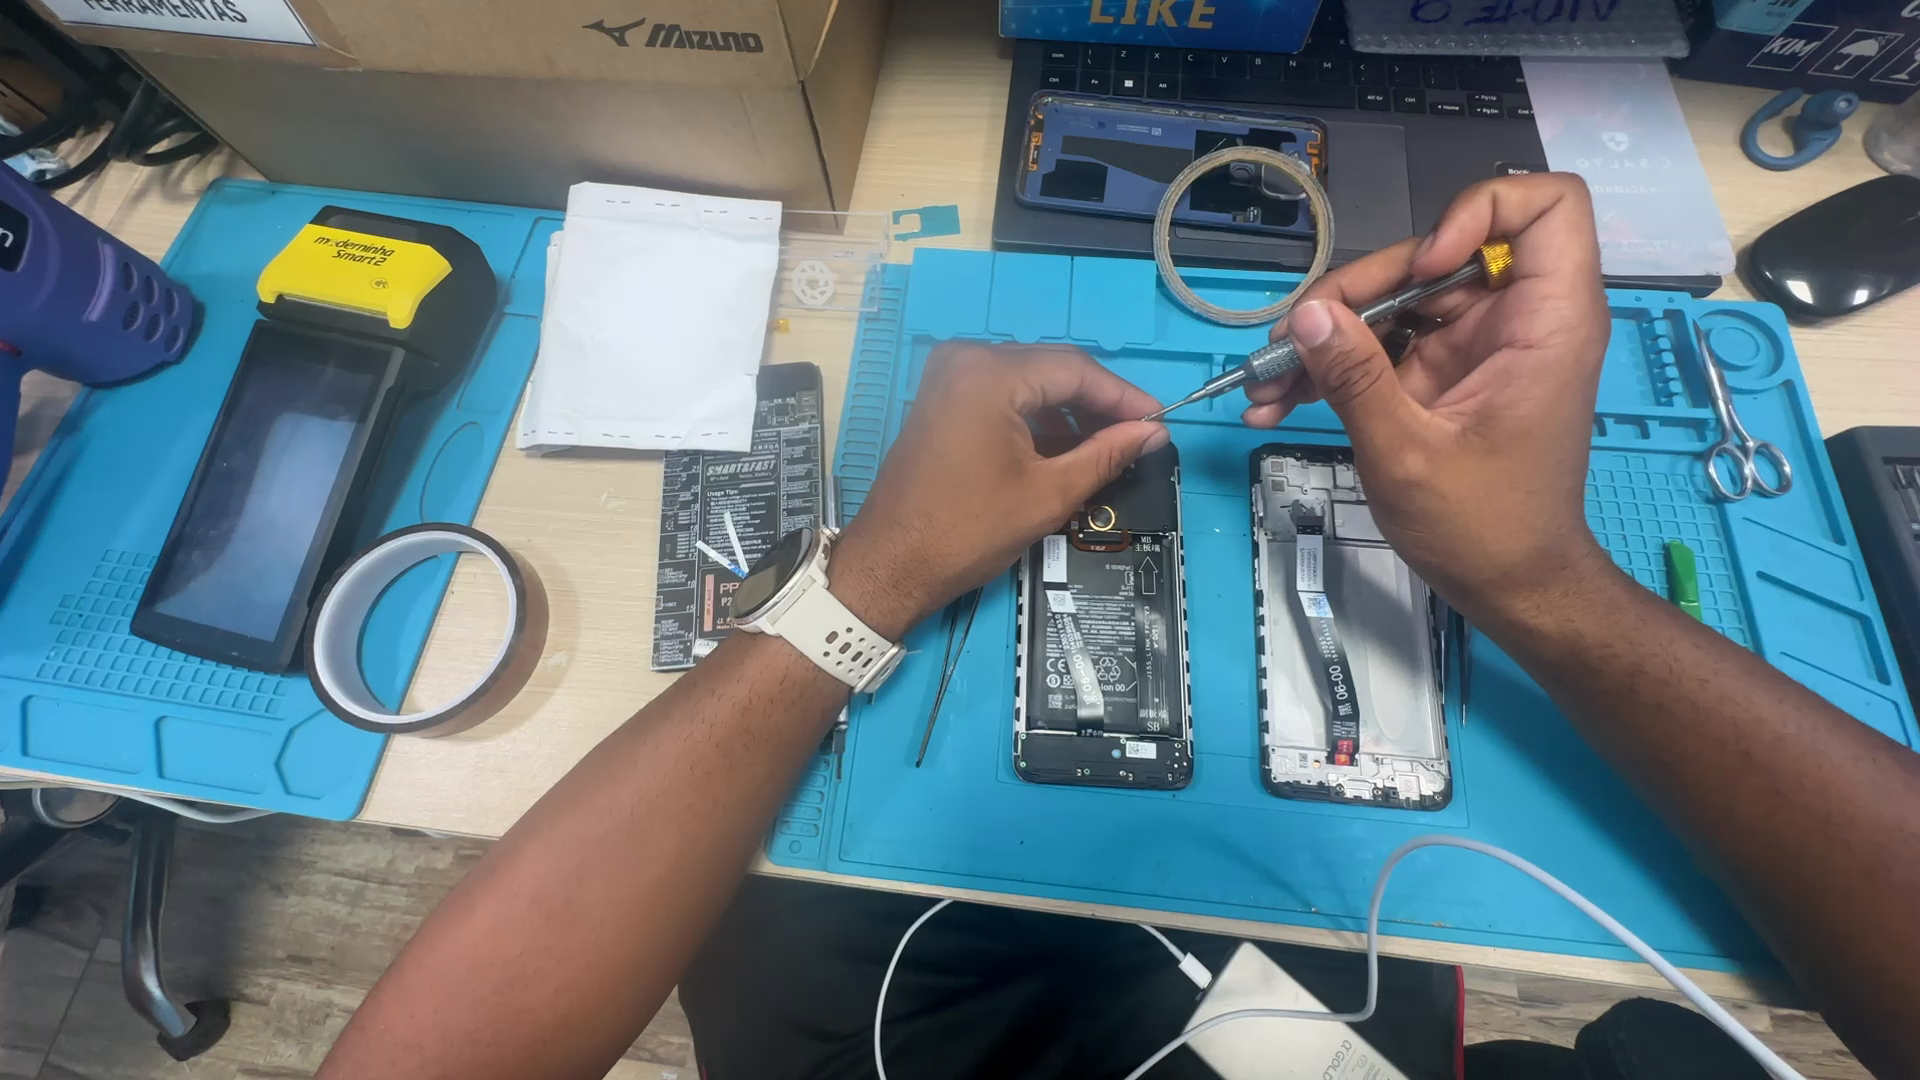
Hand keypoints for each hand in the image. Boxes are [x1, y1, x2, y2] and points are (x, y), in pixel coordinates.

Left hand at [831, 344, 1167, 638]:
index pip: (1075, 369)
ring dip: (1067, 411)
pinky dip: (1034, 418)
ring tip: (1106, 446)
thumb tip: (1153, 433)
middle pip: (1050, 369)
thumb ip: (1106, 454)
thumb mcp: (1048, 494)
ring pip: (1027, 382)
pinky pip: (1001, 395)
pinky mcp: (940, 399)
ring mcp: (947, 378)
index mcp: (990, 373)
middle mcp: (965, 359)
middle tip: (1137, 434)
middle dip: (1096, 403)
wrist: (892, 563)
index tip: (1159, 420)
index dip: (1123, 396)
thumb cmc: (968, 531)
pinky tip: (1063, 446)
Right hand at [1244, 173, 1615, 620]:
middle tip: (1284, 345)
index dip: (1473, 217)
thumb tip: (1307, 315)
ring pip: (1391, 306)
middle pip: (1428, 261)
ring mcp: (1466, 349)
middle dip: (1350, 299)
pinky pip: (1378, 350)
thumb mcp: (1405, 451)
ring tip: (1264, 387)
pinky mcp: (1434, 377)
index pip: (1541, 209)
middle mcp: (1507, 321)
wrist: (1503, 582)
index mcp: (1540, 322)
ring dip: (1323, 341)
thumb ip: (1355, 377)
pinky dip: (1329, 373)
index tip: (1418, 271)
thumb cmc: (1477, 524)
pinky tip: (1276, 405)